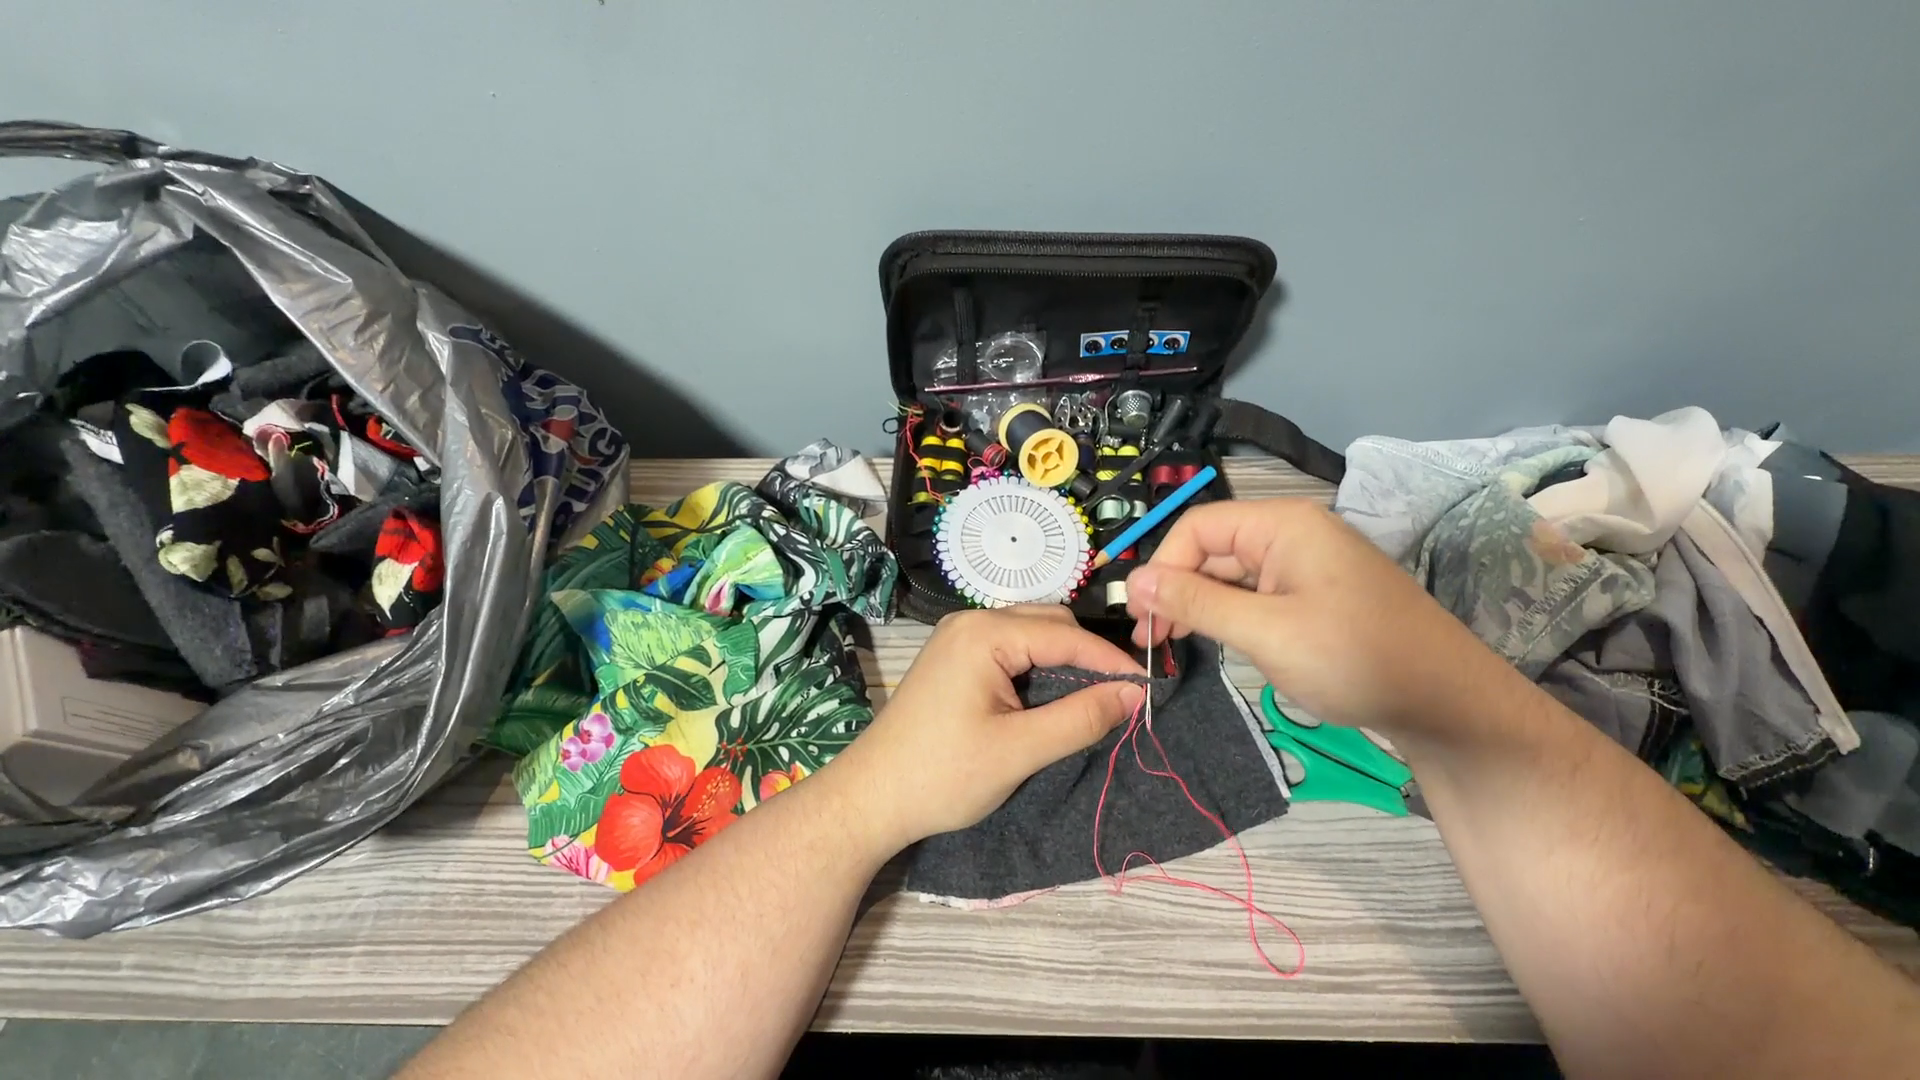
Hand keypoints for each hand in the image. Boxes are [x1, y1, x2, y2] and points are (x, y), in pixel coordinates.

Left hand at [826, 605, 1143, 849]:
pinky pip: (1009, 649)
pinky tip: (1051, 697)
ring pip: (1030, 635)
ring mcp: (958, 638)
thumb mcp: (1019, 750)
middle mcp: (970, 621)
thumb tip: (1133, 693)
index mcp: (983, 633)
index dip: (1110, 660)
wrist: (871, 798)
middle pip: (1049, 624)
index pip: (1065, 634)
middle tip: (1121, 696)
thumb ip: (1080, 717)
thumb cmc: (942, 775)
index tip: (1147, 689)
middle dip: (1088, 655)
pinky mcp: (953, 659)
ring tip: (1094, 698)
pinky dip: (1038, 667)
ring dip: (1063, 661)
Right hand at [1124, 499, 1505, 737]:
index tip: (1141, 618)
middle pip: (1212, 550)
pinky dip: (1230, 617)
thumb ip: (1196, 602)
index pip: (1197, 528)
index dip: (1162, 567)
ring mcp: (1306, 566)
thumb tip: (1132, 581)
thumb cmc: (1354, 658)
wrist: (1447, 703)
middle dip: (1176, 590)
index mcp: (1283, 525)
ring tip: (1173, 646)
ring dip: (1199, 607)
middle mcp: (1293, 535)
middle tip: (1150, 641)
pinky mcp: (1315, 596)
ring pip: (1232, 576)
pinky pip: (1256, 596)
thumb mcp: (1265, 632)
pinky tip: (1217, 643)